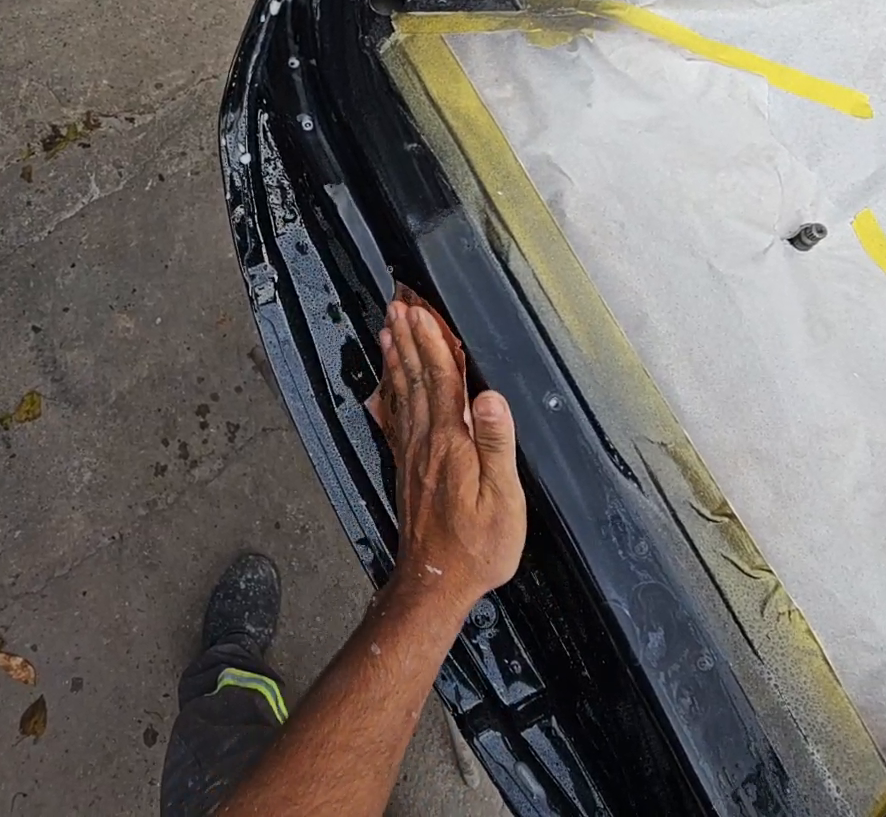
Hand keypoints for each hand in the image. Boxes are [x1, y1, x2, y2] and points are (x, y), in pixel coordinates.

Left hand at [376, 299, 525, 614]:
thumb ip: (497, 445)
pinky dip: (388, 394)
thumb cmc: (478, 544)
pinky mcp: (406, 467)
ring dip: (395, 359)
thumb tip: (492, 396)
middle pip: (415, 378)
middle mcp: (425, 440)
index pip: (441, 379)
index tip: (420, 310)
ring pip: (400, 394)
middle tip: (397, 306)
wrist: (436, 580)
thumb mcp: (502, 499)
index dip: (431, 342)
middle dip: (407, 339)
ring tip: (387, 331)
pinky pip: (394, 419)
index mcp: (451, 442)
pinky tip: (383, 386)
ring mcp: (411, 453)